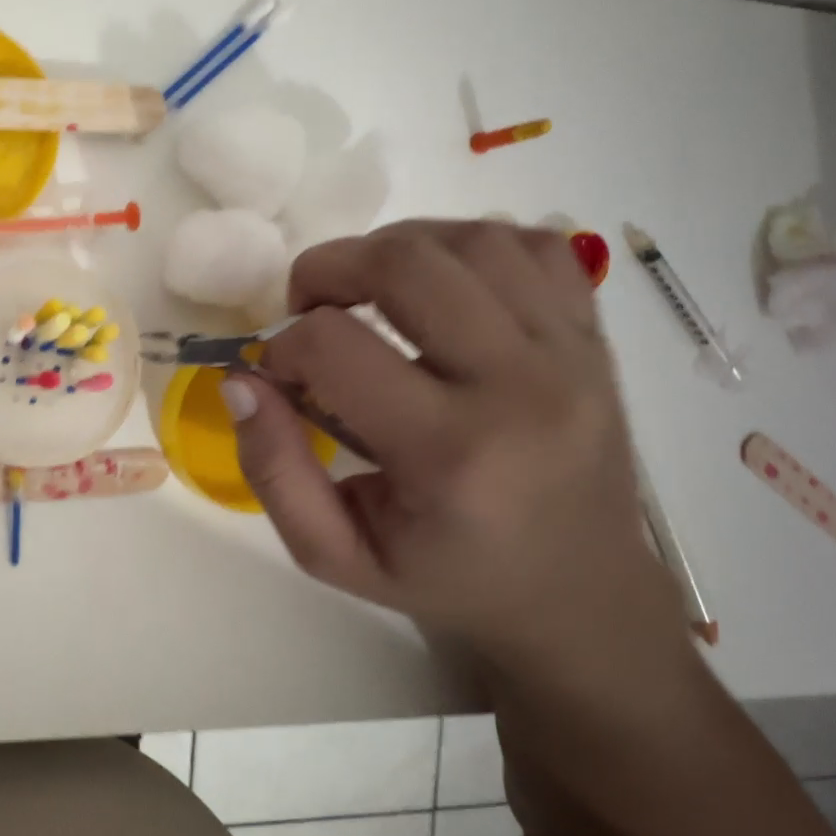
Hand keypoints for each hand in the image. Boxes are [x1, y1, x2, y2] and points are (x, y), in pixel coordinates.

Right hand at [227, 220, 688, 670]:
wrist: (577, 596)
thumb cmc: (442, 578)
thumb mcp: (331, 554)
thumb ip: (273, 470)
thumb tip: (242, 381)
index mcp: (450, 452)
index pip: (335, 346)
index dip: (281, 349)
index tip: (276, 379)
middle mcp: (522, 386)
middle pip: (407, 264)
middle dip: (327, 268)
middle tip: (305, 306)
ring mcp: (571, 354)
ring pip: (471, 239)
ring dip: (394, 248)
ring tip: (364, 292)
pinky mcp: (594, 339)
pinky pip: (532, 246)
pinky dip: (467, 246)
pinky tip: (435, 287)